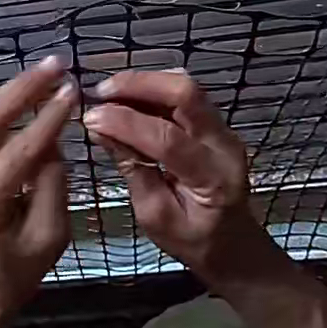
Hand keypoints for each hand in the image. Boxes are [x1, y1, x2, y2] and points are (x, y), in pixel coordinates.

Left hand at [0, 55, 77, 322]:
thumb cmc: (17, 273)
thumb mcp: (50, 235)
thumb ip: (52, 183)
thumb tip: (53, 139)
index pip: (18, 151)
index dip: (48, 119)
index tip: (73, 91)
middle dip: (24, 87)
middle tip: (57, 63)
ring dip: (16, 91)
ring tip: (49, 69)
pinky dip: (9, 108)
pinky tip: (31, 92)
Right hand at [84, 70, 283, 287]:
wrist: (236, 244)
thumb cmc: (194, 239)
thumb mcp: (155, 216)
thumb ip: (132, 170)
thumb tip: (100, 129)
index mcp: (212, 178)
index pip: (167, 139)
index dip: (125, 122)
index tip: (90, 118)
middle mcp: (224, 144)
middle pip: (186, 95)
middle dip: (139, 85)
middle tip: (101, 91)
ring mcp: (224, 129)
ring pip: (186, 87)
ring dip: (144, 83)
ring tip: (109, 92)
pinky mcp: (216, 122)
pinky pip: (185, 94)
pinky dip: (152, 89)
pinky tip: (127, 97)